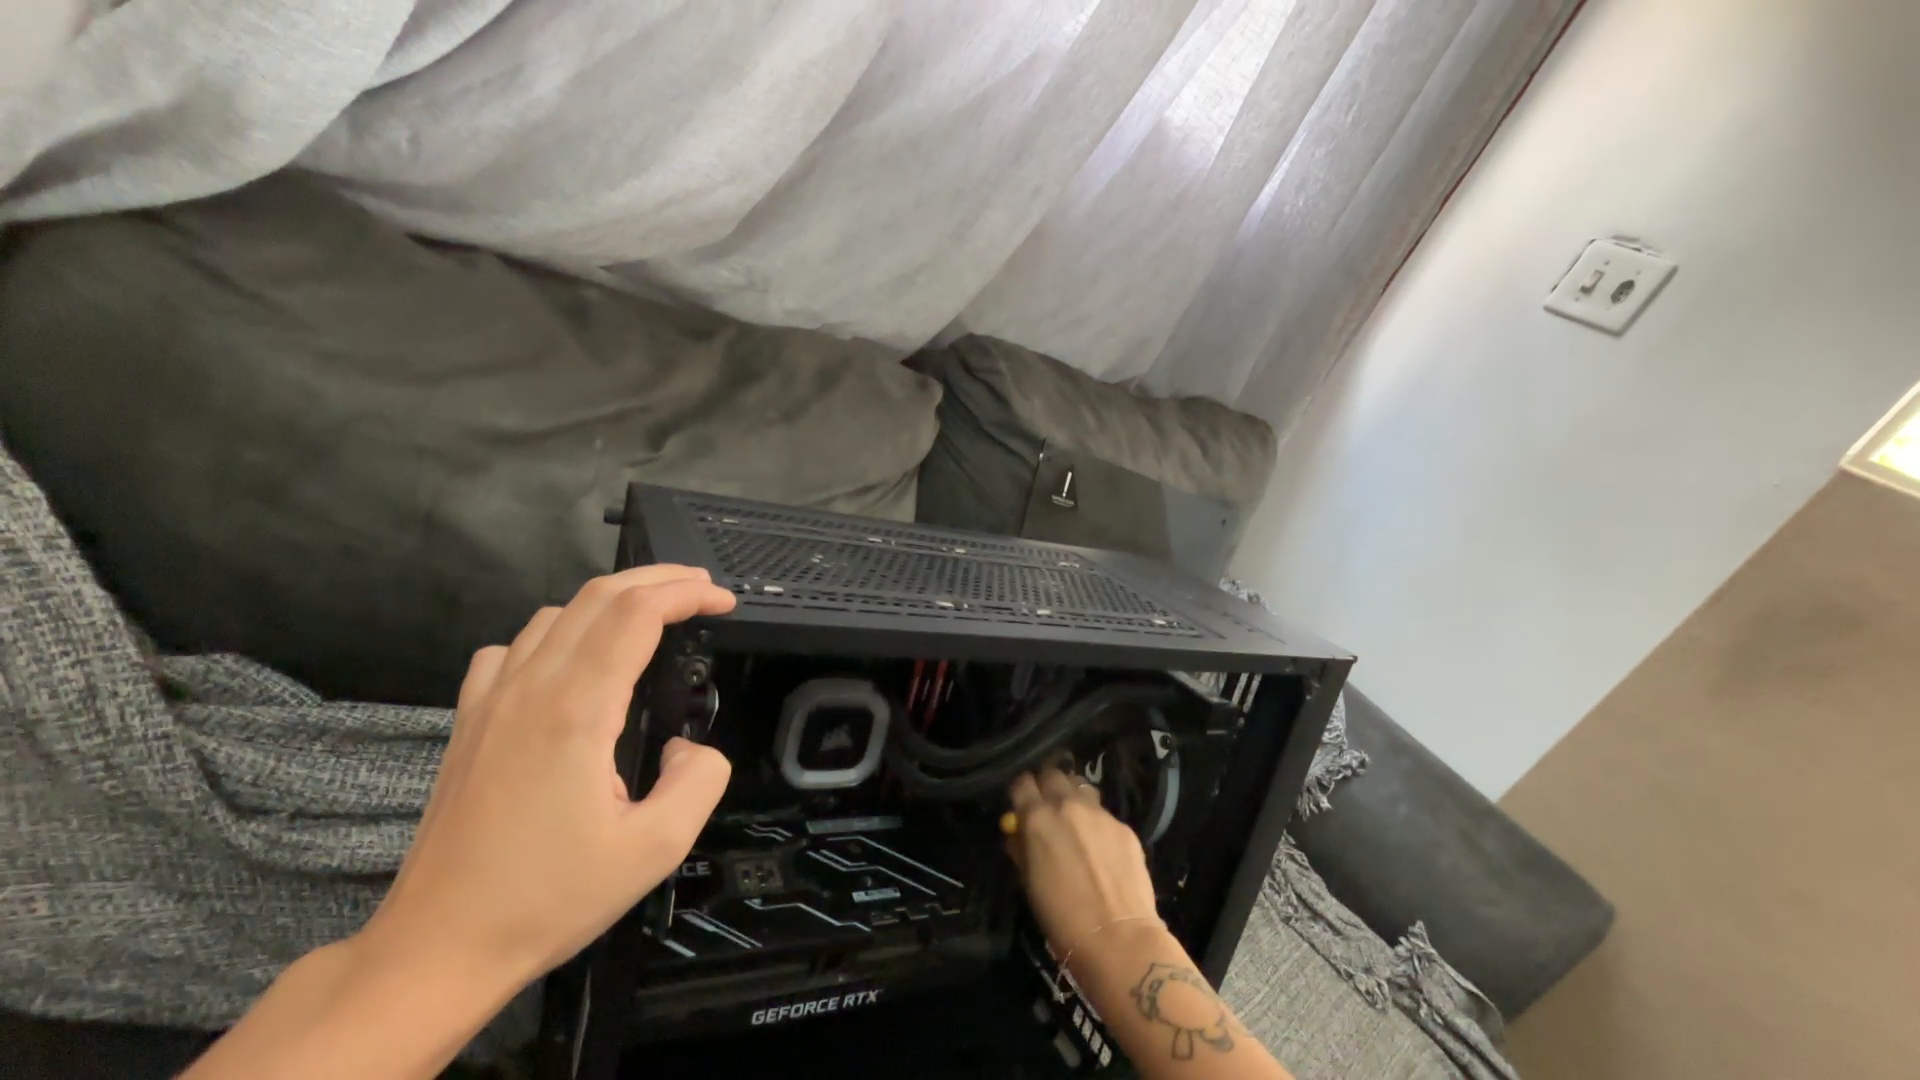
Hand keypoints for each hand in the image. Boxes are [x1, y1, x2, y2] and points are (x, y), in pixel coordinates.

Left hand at [360, 564, 736, 989]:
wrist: (441, 944)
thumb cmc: (550, 898)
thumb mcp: (656, 849)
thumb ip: (699, 779)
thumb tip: (687, 747)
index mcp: (577, 710)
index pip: (636, 613)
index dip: (686, 594)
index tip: (724, 600)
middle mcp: (530, 688)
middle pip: (596, 596)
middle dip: (656, 579)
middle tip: (701, 590)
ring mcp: (490, 701)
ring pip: (554, 614)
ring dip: (610, 600)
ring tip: (651, 615)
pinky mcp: (469, 722)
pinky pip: (513, 648)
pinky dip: (555, 632)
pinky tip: (570, 660)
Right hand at [1005, 768, 1160, 956]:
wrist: (1116, 937)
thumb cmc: (1061, 917)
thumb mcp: (1028, 881)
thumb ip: (1021, 848)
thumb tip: (1018, 833)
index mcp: (1037, 818)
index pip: (1021, 782)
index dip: (1020, 792)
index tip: (1020, 805)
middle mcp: (1067, 805)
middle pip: (1052, 774)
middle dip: (1047, 786)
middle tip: (1047, 808)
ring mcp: (1099, 813)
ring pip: (1081, 787)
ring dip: (1073, 797)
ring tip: (1075, 821)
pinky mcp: (1124, 826)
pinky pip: (1104, 814)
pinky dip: (1097, 822)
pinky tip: (1100, 847)